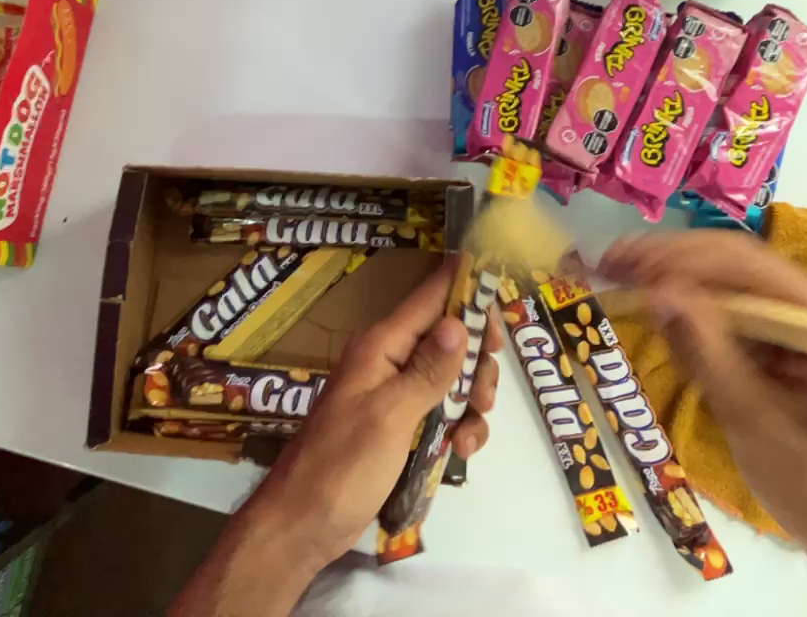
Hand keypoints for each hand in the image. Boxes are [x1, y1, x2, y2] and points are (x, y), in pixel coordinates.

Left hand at [169, 257, 501, 616]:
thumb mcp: (391, 416)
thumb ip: (428, 371)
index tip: (502, 283)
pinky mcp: (401, 424)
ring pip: (452, 376)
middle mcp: (390, 359)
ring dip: (471, 401)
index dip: (465, 285)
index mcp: (382, 345)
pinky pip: (442, 410)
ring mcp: (395, 392)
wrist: (305, 524)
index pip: (429, 297)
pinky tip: (461, 451)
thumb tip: (459, 321)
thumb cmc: (342, 465)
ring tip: (470, 435)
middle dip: (477, 361)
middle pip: (449, 337)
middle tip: (485, 395)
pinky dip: (459, 427)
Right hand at [598, 232, 806, 616]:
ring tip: (622, 276)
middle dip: (671, 261)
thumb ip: (706, 351)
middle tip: (609, 263)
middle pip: (739, 263)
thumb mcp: (752, 420)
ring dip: (677, 277)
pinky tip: (659, 306)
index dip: (676, 257)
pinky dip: (695, 307)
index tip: (620, 261)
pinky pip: (738, 310)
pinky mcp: (794, 343)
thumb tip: (657, 290)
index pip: (746, 265)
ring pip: (734, 281)